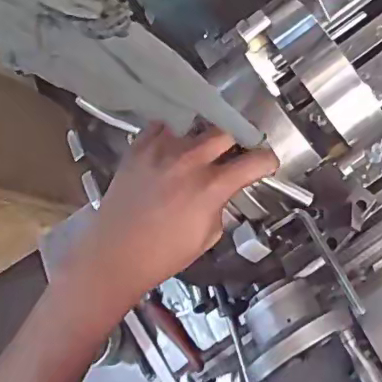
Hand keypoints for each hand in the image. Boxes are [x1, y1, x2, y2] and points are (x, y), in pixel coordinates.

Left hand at [52, 122, 277, 313]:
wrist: (113, 255)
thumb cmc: (161, 254)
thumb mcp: (207, 236)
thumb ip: (220, 205)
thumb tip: (222, 191)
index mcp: (211, 187)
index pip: (254, 161)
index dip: (267, 161)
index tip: (266, 163)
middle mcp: (189, 161)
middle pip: (226, 132)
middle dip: (235, 142)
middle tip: (233, 152)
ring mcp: (162, 150)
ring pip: (195, 125)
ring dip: (203, 136)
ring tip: (200, 148)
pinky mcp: (139, 148)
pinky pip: (163, 126)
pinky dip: (172, 133)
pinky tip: (172, 146)